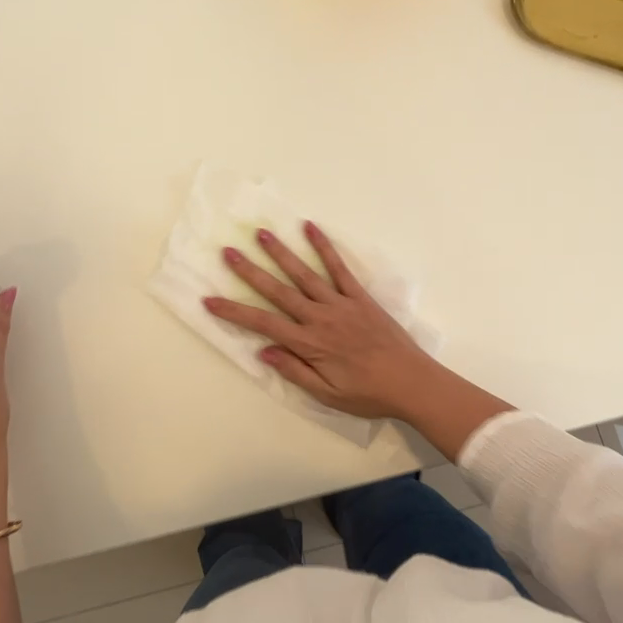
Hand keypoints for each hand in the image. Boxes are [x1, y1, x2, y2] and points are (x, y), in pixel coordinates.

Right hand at [204, 222, 444, 420]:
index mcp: (309, 344)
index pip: (263, 324)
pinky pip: (339, 267)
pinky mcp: (359, 296)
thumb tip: (263, 351)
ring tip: (262, 233)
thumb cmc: (368, 393)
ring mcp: (340, 303)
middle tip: (229, 252)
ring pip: (304, 274)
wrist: (412, 382)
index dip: (234, 312)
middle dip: (251, 272)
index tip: (210, 300)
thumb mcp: (328, 394)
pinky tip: (310, 228)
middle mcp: (320, 317)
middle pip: (278, 291)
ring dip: (281, 252)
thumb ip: (295, 371)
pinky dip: (324, 247)